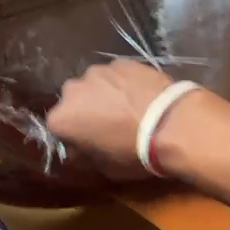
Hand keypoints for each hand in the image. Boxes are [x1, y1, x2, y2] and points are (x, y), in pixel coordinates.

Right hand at [46, 60, 185, 178]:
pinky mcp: (122, 61)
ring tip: (127, 107)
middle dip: (86, 110)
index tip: (89, 144)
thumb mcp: (105, 167)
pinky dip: (124, 84)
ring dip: (104, 94)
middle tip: (108, 124)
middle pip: (74, 101)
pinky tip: (141, 95)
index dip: (73, 136)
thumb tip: (84, 148)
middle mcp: (73, 89)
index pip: (58, 127)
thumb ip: (86, 154)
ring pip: (95, 84)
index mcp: (62, 118)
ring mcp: (98, 71)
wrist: (171, 123)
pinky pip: (117, 75)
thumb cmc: (134, 152)